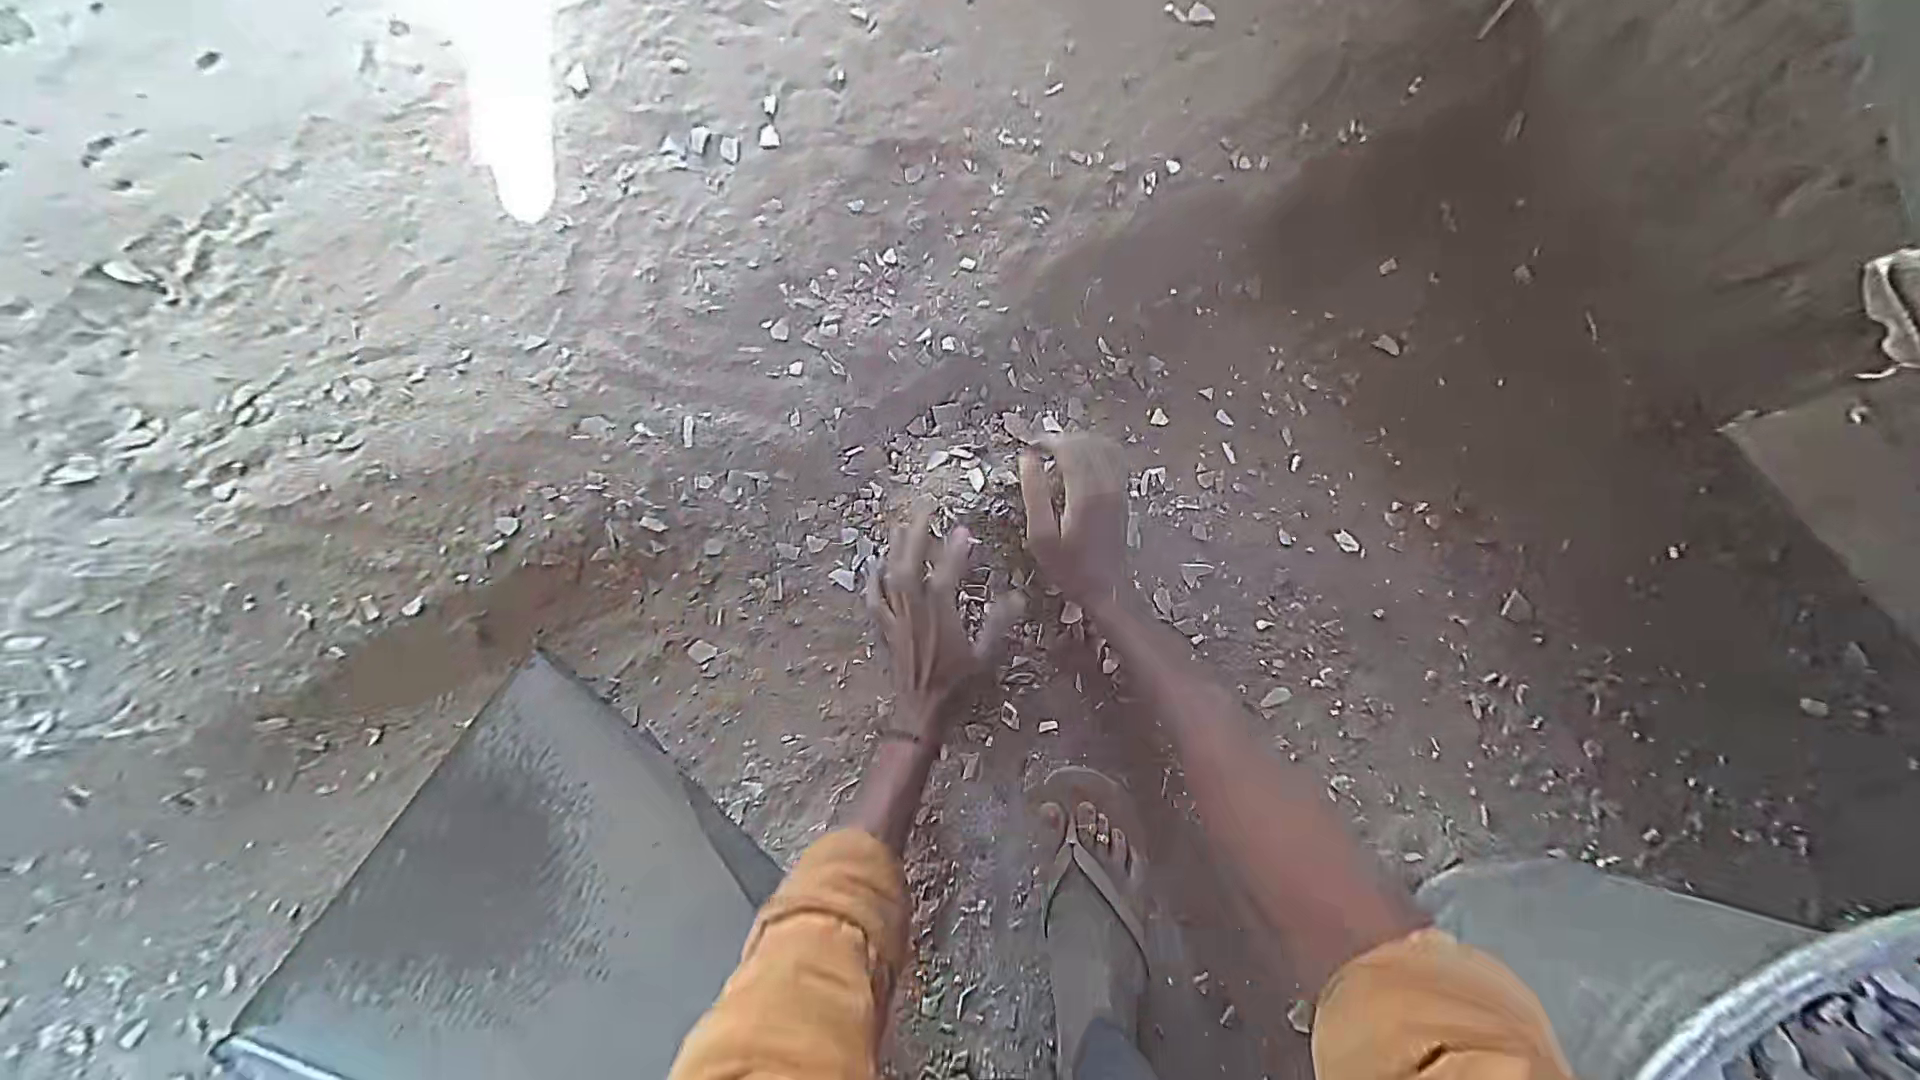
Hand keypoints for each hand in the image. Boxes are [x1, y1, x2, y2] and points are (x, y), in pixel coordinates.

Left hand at [867, 502, 1023, 735]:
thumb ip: (999, 624)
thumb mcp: (985, 657)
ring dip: (895, 549)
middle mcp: (915, 612)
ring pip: (890, 577)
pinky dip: (873, 581)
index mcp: (941, 616)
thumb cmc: (956, 686)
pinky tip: (874, 567)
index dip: (955, 551)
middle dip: (916, 534)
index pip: (946, 575)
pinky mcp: (886, 629)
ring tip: (900, 525)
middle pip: (911, 565)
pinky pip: (874, 601)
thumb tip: (1016, 596)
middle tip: (924, 509)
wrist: (920, 713)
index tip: (964, 528)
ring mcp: (897, 619)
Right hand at [1019, 435, 1130, 608]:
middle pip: (1086, 443)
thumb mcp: (1040, 535)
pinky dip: (1095, 452)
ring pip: (1102, 447)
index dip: (1048, 441)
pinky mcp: (1122, 494)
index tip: (1031, 447)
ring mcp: (1118, 488)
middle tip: (1040, 451)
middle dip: (1062, 441)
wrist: (1106, 588)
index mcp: (1085, 493)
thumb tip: (1026, 459)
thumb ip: (1033, 493)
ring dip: (1079, 444)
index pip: (1069, 448)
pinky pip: (1113, 459)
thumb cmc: (1068, 567)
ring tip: (1057, 456)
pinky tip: (1080, 464)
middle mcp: (1107, 485)